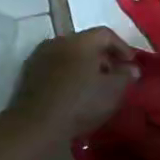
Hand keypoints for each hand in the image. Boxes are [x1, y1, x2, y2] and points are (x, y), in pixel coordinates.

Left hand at [6, 27, 137, 140]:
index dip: (122, 47)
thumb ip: (126, 76)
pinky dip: (67, 75)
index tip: (130, 65)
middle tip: (113, 76)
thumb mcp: (113, 92)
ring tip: (93, 86)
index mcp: (80, 41)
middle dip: (102, 57)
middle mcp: (57, 41)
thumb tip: (132, 68)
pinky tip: (72, 93)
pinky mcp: (28, 74)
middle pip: (85, 43)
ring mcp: (39, 57)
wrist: (37, 125)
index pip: (106, 34)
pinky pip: (54, 68)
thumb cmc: (80, 104)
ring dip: (83, 67)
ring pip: (68, 55)